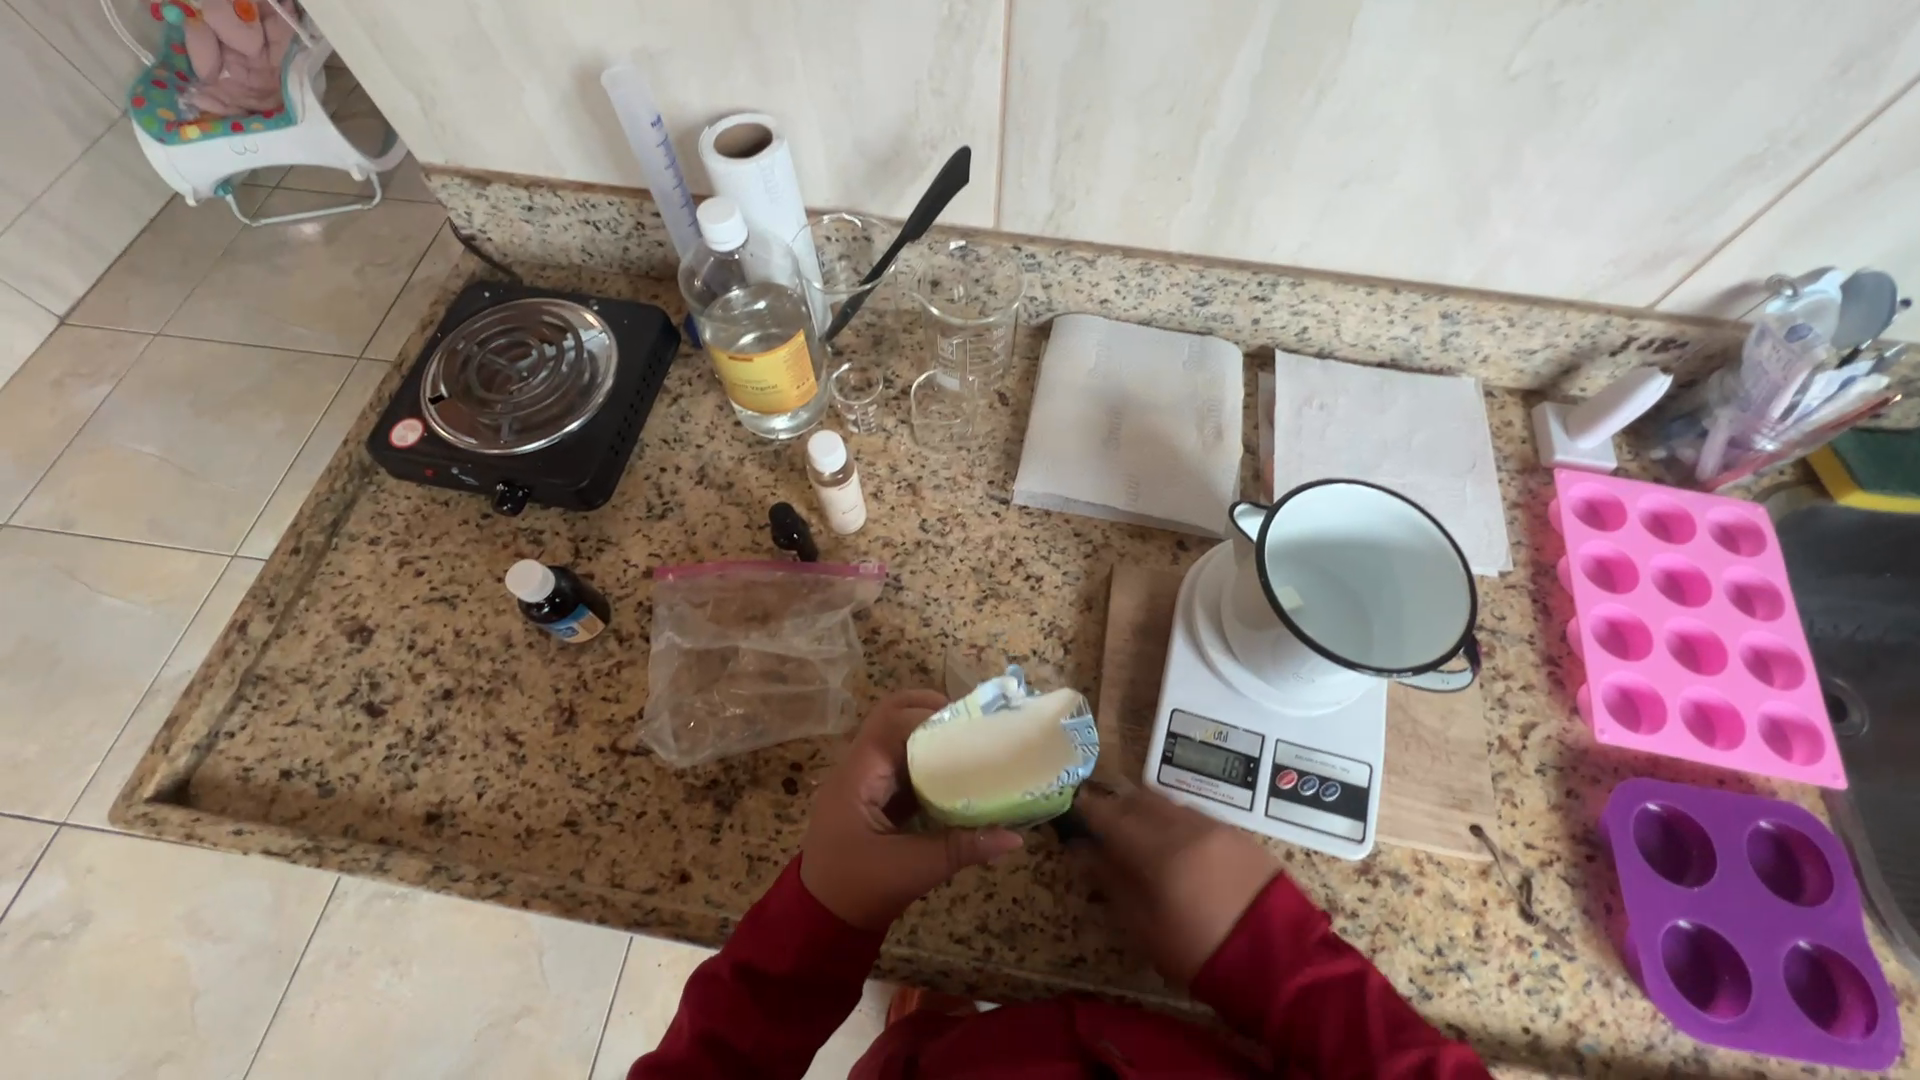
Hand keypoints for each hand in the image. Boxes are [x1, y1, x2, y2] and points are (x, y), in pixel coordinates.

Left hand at [800, 689, 1024, 930]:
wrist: (822, 920)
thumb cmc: (858, 890)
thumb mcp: (911, 870)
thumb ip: (961, 848)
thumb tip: (1014, 836)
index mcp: (857, 776)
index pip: (891, 723)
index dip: (928, 716)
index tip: (968, 723)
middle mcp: (857, 768)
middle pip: (890, 718)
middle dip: (929, 711)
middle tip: (971, 721)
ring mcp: (864, 782)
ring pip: (896, 738)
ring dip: (930, 734)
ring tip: (972, 738)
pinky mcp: (874, 797)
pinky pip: (901, 764)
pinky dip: (928, 760)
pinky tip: (958, 770)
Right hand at [1074, 781, 1282, 984]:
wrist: (1281, 964)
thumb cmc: (1200, 953)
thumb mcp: (1144, 927)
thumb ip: (1110, 882)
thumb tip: (1082, 850)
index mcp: (1157, 851)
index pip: (1109, 816)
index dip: (1087, 809)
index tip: (1072, 808)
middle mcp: (1185, 827)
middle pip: (1138, 801)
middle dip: (1116, 806)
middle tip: (1101, 820)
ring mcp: (1215, 826)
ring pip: (1168, 803)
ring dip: (1145, 809)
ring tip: (1136, 830)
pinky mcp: (1238, 834)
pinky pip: (1194, 814)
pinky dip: (1174, 818)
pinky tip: (1173, 839)